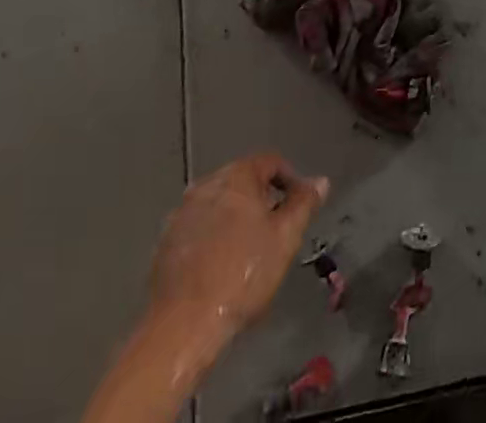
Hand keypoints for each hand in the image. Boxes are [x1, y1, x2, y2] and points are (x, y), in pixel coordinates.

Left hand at [146, 153, 329, 363]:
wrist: (184, 325)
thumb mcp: (286, 236)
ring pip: (220, 203)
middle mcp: (204, 187)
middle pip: (243, 179)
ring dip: (239, 216)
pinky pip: (200, 225)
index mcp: (236, 178)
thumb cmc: (243, 274)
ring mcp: (181, 215)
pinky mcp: (166, 242)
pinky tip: (224, 263)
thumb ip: (304, 202)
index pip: (270, 161)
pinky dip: (217, 234)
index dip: (292, 178)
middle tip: (280, 227)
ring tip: (253, 247)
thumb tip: (319, 181)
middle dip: (265, 197)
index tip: (301, 205)